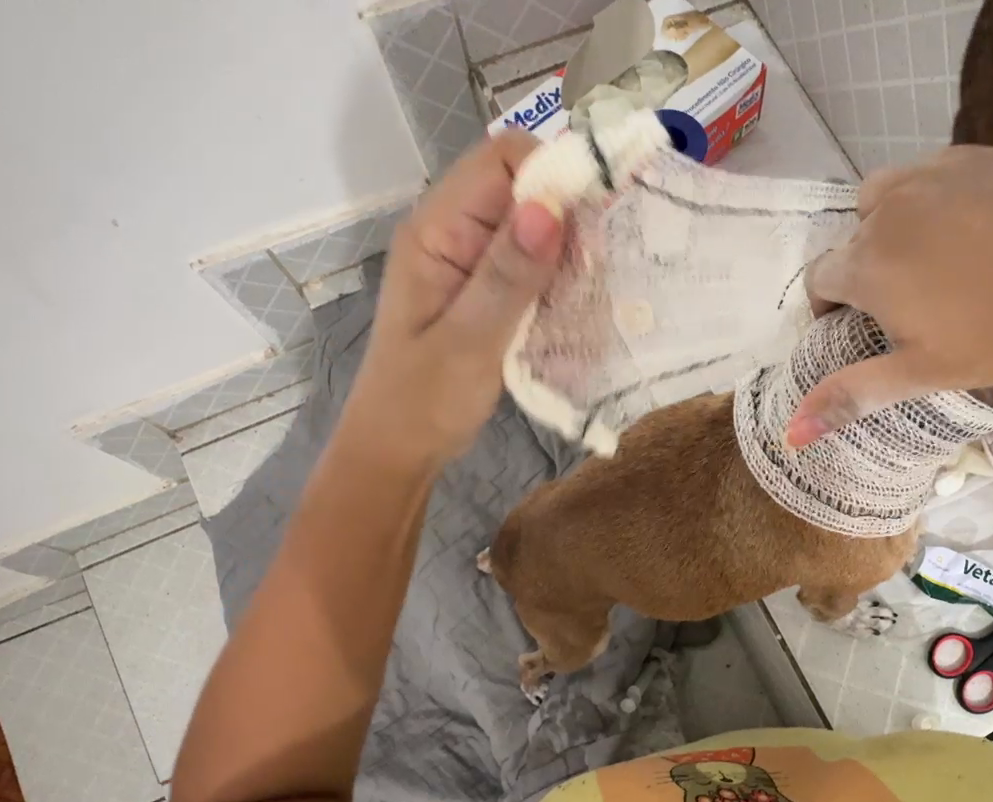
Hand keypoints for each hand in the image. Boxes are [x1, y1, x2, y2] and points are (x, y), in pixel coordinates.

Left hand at [352, 132, 565, 461]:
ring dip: (567, 252)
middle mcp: (452, 232)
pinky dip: (557, 277)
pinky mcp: (484, 289)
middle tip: (593, 273)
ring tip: (586, 294)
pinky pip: (530, 263)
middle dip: (568, 217)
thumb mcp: (469, 341)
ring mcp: (468, 261)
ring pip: (533, 226)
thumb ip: (508, 275)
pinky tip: (572, 306)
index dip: (554, 177)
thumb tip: (550, 207)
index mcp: (436, 231)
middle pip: (523, 187)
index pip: (503, 161)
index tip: (595, 224)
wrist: (398, 450)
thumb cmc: (423, 402)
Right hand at [788, 145, 992, 445]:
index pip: (819, 280)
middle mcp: (885, 210)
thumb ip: (854, 395)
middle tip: (907, 307)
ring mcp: (932, 173)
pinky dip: (934, 203)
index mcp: (866, 265)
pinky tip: (978, 229)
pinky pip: (931, 177)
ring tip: (934, 263)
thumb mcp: (928, 372)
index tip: (858, 332)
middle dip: (863, 271)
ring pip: (885, 199)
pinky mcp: (978, 153)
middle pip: (852, 239)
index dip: (829, 310)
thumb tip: (790, 433)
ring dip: (891, 229)